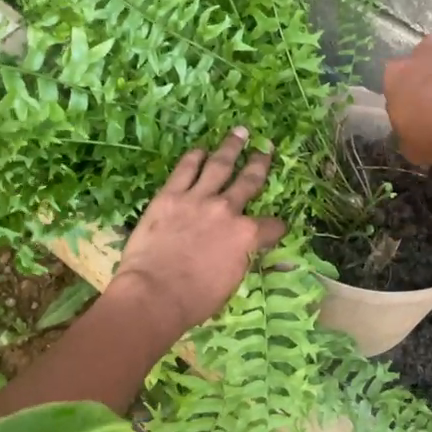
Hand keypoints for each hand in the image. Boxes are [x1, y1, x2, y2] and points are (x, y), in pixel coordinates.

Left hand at [112, 128, 287, 337]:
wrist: (154, 294)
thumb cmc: (195, 299)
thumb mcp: (232, 282)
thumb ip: (241, 257)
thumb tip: (245, 251)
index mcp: (247, 235)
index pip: (272, 226)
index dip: (277, 227)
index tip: (277, 228)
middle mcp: (227, 209)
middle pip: (249, 181)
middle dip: (260, 163)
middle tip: (266, 147)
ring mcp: (197, 199)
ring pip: (219, 165)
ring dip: (231, 147)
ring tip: (240, 132)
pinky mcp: (169, 196)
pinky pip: (185, 170)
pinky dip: (194, 158)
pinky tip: (200, 150)